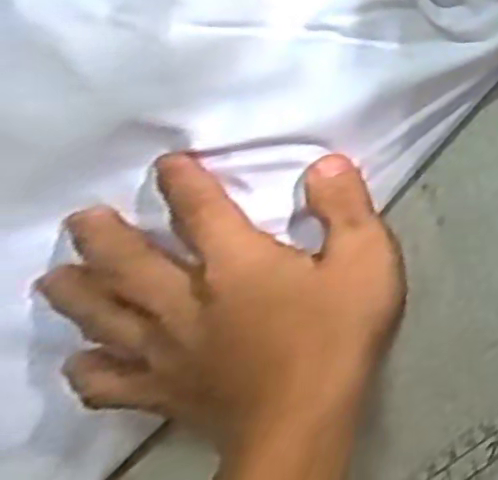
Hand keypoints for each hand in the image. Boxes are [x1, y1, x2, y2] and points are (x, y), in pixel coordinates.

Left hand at [37, 154, 403, 461]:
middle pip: (134, 266)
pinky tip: (78, 360)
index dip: (185, 185)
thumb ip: (346, 208)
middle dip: (107, 239)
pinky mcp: (162, 390)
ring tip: (54, 277)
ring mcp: (166, 350)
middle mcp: (188, 302)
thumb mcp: (367, 254)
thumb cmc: (343, 324)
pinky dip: (87, 368)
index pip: (204, 215)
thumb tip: (323, 163)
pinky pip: (109, 379)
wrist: (306, 411)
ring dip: (78, 294)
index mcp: (238, 265)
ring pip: (106, 318)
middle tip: (81, 218)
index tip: (167, 162)